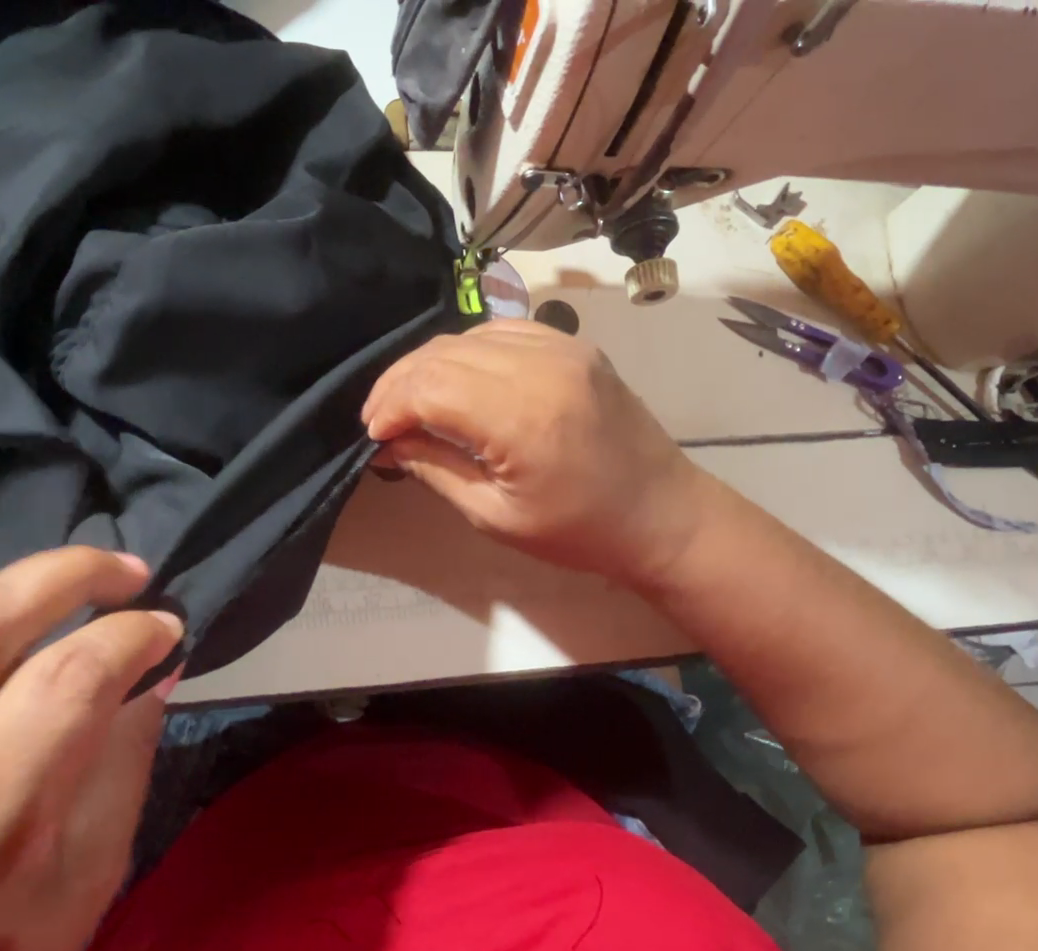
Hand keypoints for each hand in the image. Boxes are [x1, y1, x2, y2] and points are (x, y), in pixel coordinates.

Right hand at [363, 319, 709, 588]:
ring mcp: (563, 348)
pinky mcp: (575, 346)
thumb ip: (437, 468)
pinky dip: (467, 352)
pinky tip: (456, 381)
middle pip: (442, 353)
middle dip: (400, 384)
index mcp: (522, 416)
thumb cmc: (578, 532)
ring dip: (429, 365)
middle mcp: (542, 366)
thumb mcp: (496, 517)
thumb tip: (390, 442)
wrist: (662, 515)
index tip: (374, 436)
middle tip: (380, 419)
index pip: (430, 385)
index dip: (390, 405)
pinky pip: (503, 332)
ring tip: (410, 401)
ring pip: (468, 335)